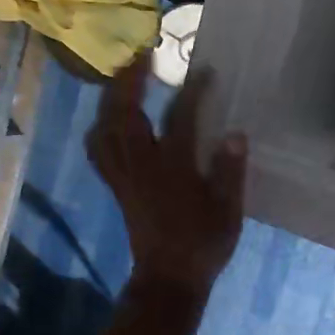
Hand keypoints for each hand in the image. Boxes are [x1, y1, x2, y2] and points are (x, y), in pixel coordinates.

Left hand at [88, 63, 247, 291]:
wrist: (169, 277)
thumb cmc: (203, 243)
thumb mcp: (227, 210)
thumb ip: (230, 171)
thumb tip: (235, 134)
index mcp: (173, 167)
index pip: (180, 117)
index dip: (192, 90)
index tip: (203, 70)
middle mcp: (141, 165)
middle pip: (125, 114)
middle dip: (130, 81)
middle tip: (141, 57)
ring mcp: (123, 175)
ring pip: (105, 129)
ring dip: (111, 100)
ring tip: (122, 81)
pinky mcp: (115, 186)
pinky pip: (99, 151)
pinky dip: (100, 129)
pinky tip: (108, 121)